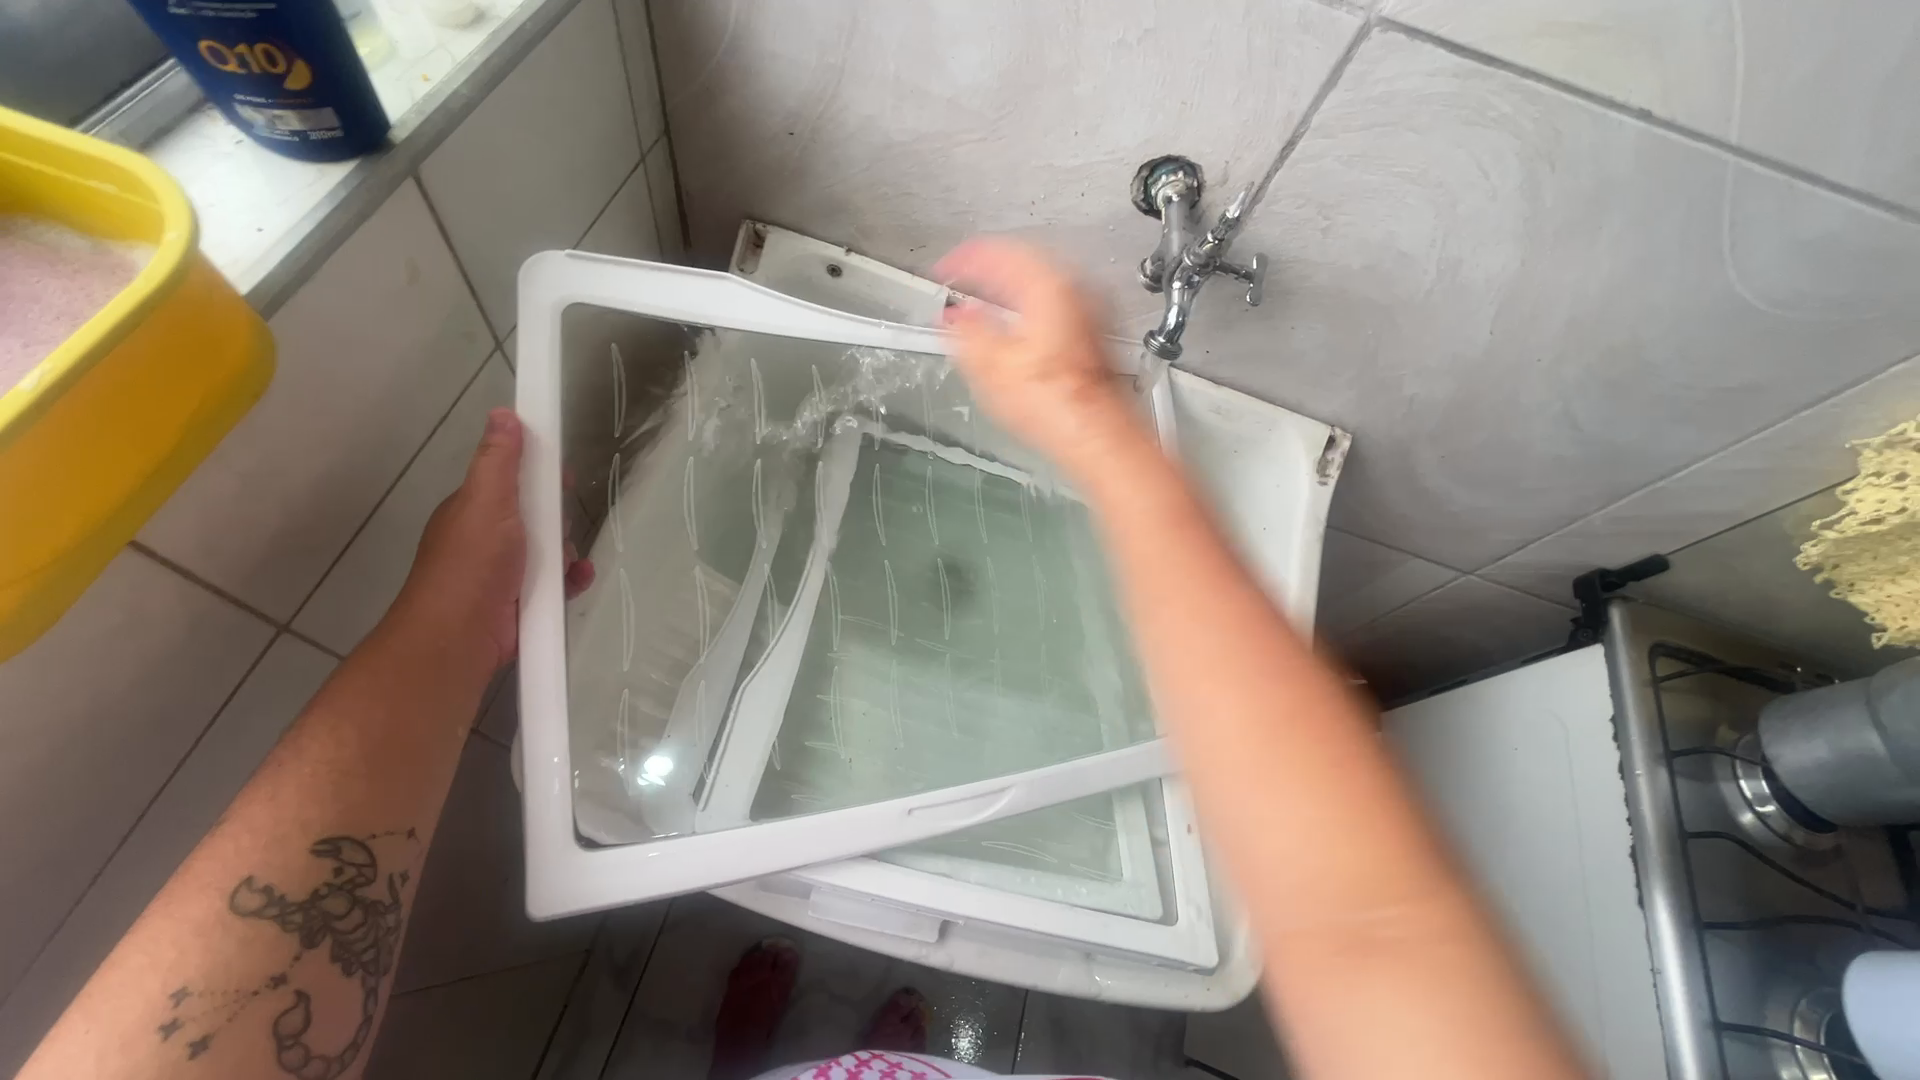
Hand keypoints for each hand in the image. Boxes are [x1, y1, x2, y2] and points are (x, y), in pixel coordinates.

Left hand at [395, 409, 593, 672]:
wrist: (461, 637)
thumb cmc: (472, 565)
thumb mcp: (487, 503)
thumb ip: (499, 461)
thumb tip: (504, 413)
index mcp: (475, 511)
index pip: (513, 481)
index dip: (539, 476)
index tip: (562, 477)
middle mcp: (488, 539)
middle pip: (537, 517)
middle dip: (558, 520)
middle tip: (560, 527)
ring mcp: (505, 573)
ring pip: (550, 551)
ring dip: (567, 554)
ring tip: (568, 563)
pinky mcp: (523, 602)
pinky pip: (557, 583)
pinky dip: (571, 580)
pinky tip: (578, 580)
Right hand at [935, 238, 1149, 477]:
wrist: (1099, 437)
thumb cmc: (1056, 406)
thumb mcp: (990, 367)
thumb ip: (966, 332)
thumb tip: (956, 317)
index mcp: (1048, 286)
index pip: (998, 253)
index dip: (964, 260)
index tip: (946, 268)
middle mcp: (1076, 290)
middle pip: (1025, 263)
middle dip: (990, 272)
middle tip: (964, 278)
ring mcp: (1093, 312)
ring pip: (1043, 284)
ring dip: (1012, 290)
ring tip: (986, 301)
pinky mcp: (1097, 336)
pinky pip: (1057, 306)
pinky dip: (1031, 309)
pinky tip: (1019, 329)